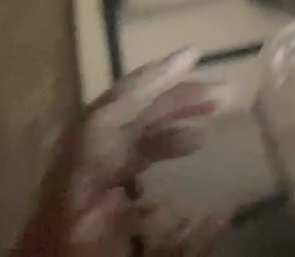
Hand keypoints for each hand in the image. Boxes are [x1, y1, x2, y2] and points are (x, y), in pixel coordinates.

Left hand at [12, 48, 230, 256]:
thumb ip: (180, 249)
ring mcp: (69, 196)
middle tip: (223, 92)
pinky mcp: (74, 215)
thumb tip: (225, 211)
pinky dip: (149, 162)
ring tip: (210, 128)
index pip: (110, 115)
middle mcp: (70, 181)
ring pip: (120, 144)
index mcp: (76, 188)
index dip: (151, 79)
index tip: (193, 57)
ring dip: (165, 128)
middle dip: (172, 100)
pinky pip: (114, 173)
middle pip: (120, 121)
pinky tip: (179, 173)